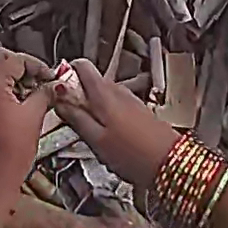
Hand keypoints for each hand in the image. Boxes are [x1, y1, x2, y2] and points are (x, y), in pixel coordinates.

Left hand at [0, 48, 54, 192]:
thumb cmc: (9, 153)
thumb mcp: (34, 117)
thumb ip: (45, 94)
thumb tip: (54, 85)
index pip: (17, 59)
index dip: (38, 65)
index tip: (50, 76)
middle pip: (1, 60)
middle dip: (23, 66)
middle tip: (40, 79)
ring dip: (15, 78)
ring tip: (33, 93)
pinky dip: (7, 91)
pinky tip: (22, 106)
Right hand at [49, 58, 179, 187]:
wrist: (170, 162)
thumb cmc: (131, 154)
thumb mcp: (96, 139)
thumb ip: (75, 117)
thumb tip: (57, 98)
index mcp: (103, 92)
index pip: (81, 65)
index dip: (66, 74)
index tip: (57, 93)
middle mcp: (117, 89)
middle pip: (90, 80)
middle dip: (76, 94)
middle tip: (69, 120)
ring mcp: (128, 98)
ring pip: (101, 93)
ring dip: (90, 105)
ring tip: (87, 132)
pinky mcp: (136, 109)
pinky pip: (112, 103)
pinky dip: (104, 113)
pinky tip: (106, 135)